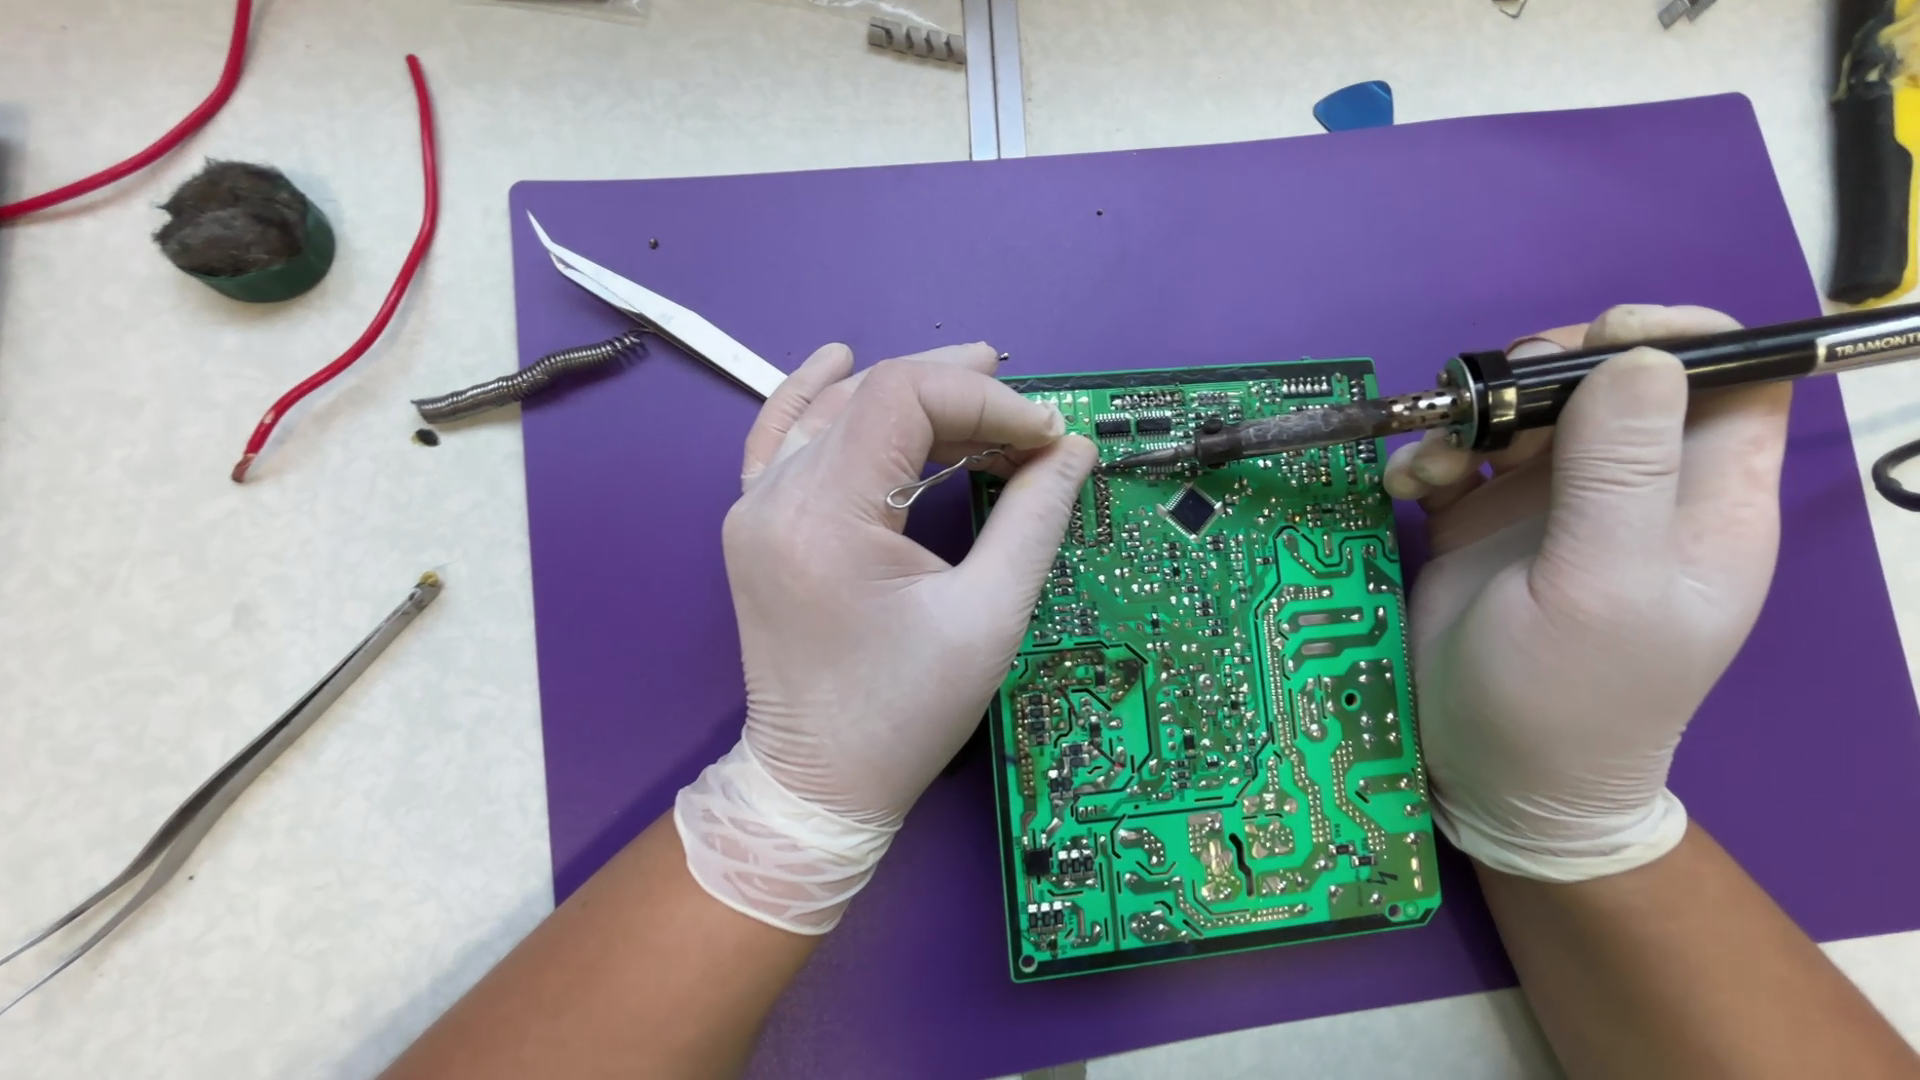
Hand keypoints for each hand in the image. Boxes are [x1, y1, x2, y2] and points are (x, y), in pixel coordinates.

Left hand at [675, 342, 1096, 931]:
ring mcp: (754, 505)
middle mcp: (775, 495)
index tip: (1047, 437)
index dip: (986, 400)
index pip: (904, 398)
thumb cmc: (907, 712)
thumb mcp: (988, 616)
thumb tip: (1073, 448)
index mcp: (826, 515)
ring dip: (909, 394)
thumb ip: (1033, 517)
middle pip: (871, 395)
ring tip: (976, 388)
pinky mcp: (755, 522)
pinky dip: (818, 395)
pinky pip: (782, 435)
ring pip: (835, 410)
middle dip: (959, 392)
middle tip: (1027, 412)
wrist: (819, 780)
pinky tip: (841, 360)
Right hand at [1384, 305, 1790, 881]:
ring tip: (1433, 457)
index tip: (1601, 339)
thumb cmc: (1567, 690)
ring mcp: (1546, 510)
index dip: (1677, 342)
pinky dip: (1429, 459)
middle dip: (1548, 372)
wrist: (1486, 768)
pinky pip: (1458, 462)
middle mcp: (1628, 494)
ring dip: (1473, 418)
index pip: (1730, 383)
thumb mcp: (1603, 585)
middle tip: (1493, 394)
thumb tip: (1636, 357)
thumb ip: (1623, 472)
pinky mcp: (1476, 527)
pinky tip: (1406, 486)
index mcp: (1698, 503)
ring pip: (1523, 418)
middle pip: (1608, 386)